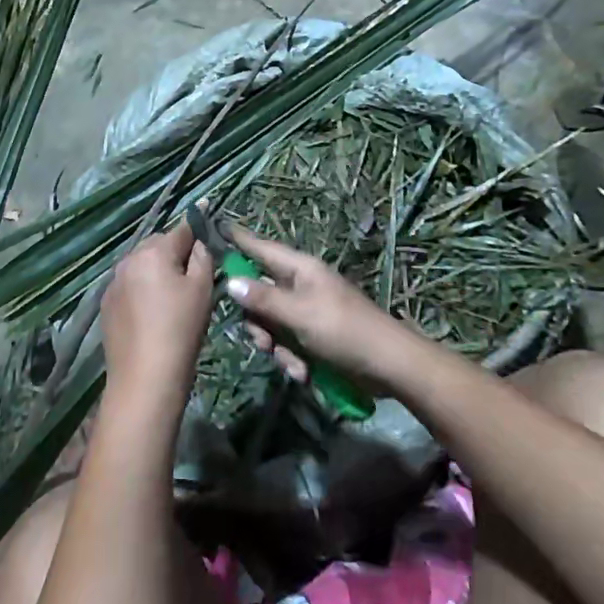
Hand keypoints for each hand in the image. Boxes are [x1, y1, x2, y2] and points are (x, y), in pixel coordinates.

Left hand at [99, 221, 215, 409]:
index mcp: (153, 252)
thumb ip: (202, 258)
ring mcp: (113, 282)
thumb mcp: (202, 291)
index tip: (206, 212)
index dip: (197, 225)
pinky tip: (152, 311)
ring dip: (156, 269)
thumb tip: (198, 243)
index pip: (181, 229)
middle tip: (194, 272)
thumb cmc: (180, 330)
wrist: (145, 377)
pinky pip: (129, 284)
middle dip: (174, 251)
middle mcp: (128, 259)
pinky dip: (141, 288)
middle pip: (157, 245)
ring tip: (172, 293)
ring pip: (141, 264)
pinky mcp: (106, 304)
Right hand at [224, 226, 430, 388]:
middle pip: (259, 293)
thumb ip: (263, 298)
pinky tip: (304, 373)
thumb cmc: (345, 331)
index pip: (260, 247)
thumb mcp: (299, 314)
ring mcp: (307, 311)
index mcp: (300, 269)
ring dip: (277, 347)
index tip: (213, 230)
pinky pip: (287, 342)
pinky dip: (292, 358)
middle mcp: (300, 285)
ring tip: (293, 365)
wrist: (390, 367)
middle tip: (263, 342)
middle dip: (258, 322)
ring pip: (271, 323)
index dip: (237, 240)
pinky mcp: (313, 335)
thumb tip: (230, 282)